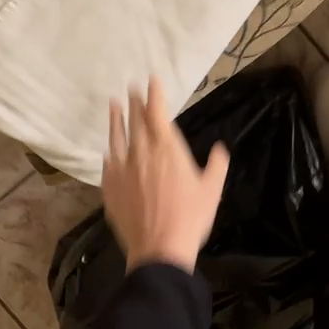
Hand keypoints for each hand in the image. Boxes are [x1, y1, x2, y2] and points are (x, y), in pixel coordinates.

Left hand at [101, 78, 228, 273]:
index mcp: (167, 149)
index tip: (151, 80)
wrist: (160, 248)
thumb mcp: (212, 189)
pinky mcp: (110, 189)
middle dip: (135, 102)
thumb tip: (220, 149)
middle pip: (136, 121)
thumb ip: (217, 165)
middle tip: (131, 87)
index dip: (154, 95)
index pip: (158, 113)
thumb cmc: (191, 216)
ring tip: (113, 104)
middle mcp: (142, 153)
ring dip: (116, 119)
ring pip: (117, 138)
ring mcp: (123, 170)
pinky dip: (110, 152)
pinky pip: (108, 164)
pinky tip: (109, 150)